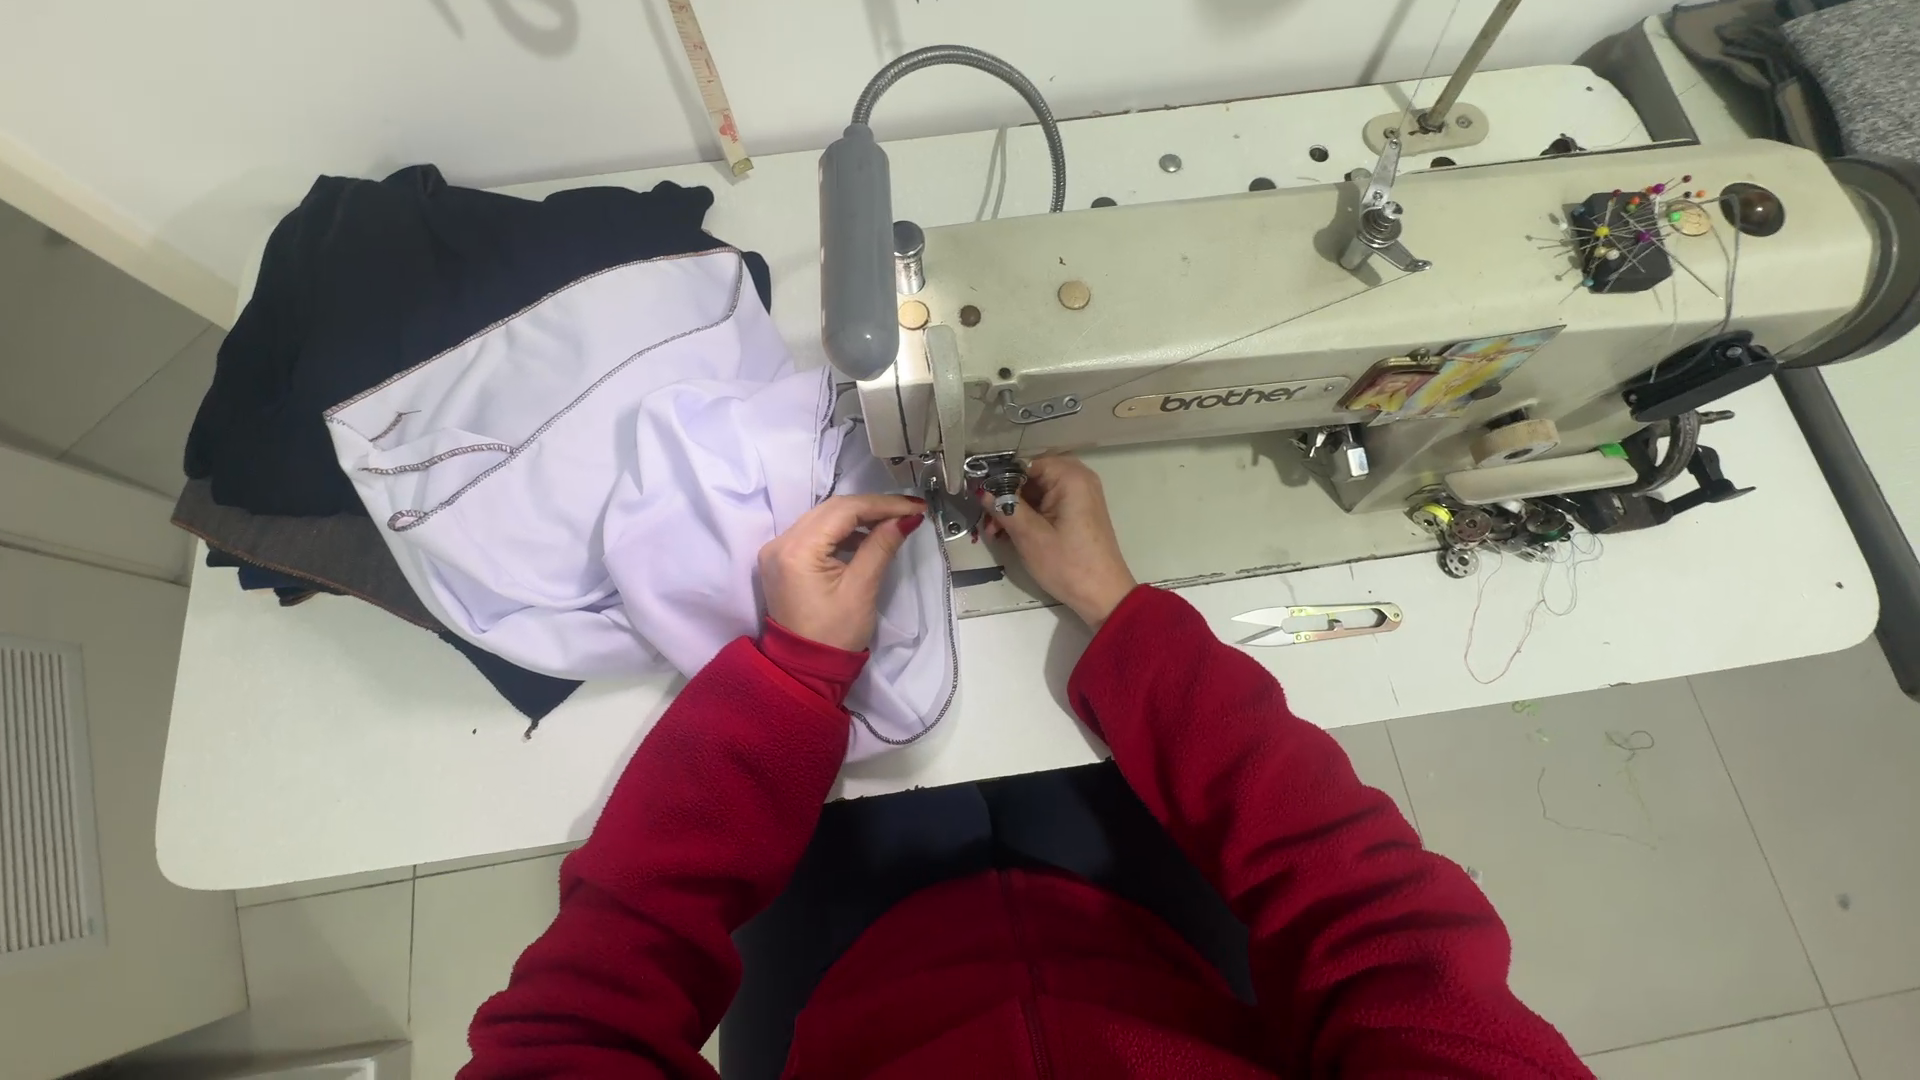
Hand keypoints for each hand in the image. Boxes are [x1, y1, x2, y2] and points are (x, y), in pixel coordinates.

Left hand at [759, 494, 925, 651]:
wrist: (805, 670)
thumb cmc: (834, 636)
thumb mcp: (861, 589)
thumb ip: (881, 546)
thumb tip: (906, 518)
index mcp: (797, 550)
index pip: (844, 510)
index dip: (882, 504)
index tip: (915, 506)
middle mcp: (781, 542)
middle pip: (832, 509)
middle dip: (872, 507)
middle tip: (908, 511)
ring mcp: (778, 550)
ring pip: (824, 517)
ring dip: (858, 517)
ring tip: (893, 522)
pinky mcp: (784, 559)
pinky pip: (816, 532)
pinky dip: (843, 531)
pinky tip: (867, 537)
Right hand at [982, 455, 1136, 629]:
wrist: (1104, 595)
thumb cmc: (1067, 564)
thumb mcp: (1029, 536)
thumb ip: (1004, 507)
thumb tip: (982, 490)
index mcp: (1070, 477)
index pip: (1024, 464)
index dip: (1000, 480)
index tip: (981, 501)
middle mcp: (1079, 478)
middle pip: (1031, 477)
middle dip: (1006, 497)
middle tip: (988, 520)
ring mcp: (1081, 495)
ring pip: (1037, 492)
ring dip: (1015, 508)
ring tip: (996, 532)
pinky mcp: (1079, 512)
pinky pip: (1048, 504)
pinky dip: (1030, 515)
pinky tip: (1012, 533)